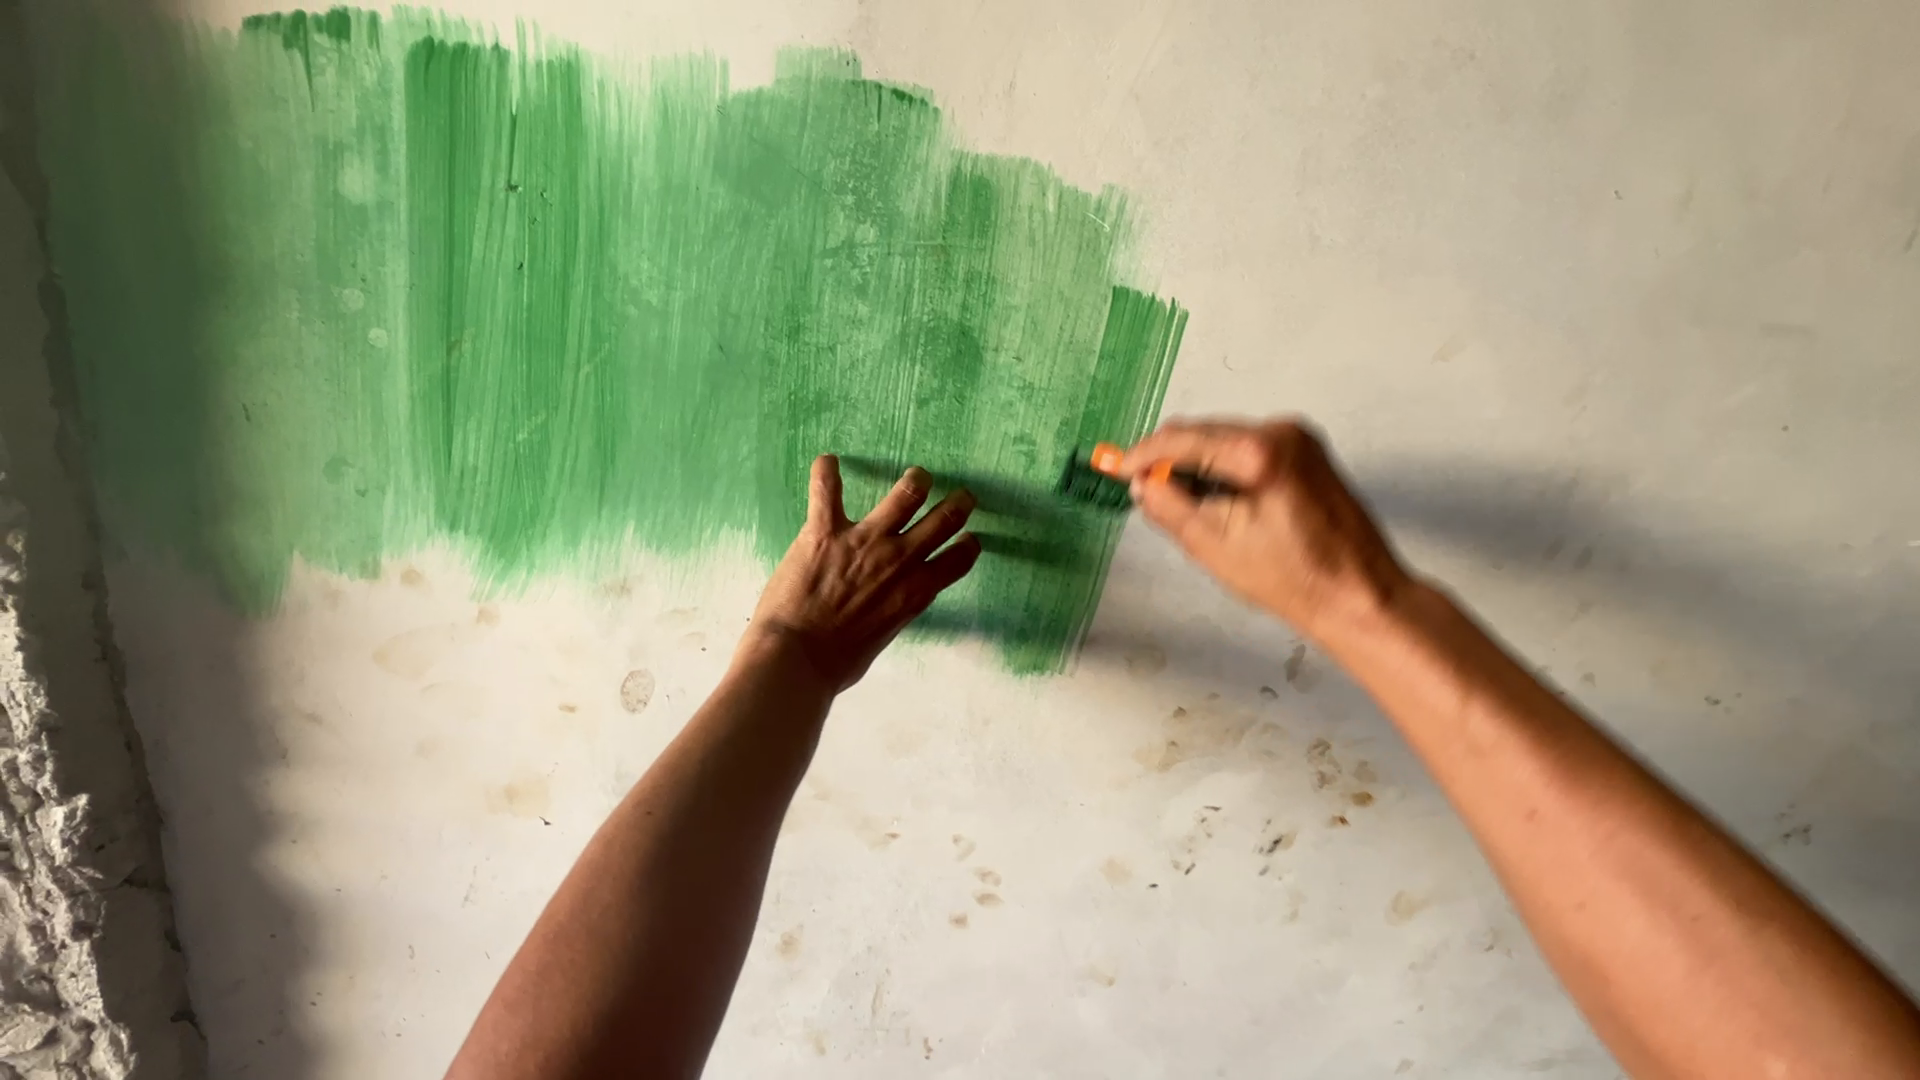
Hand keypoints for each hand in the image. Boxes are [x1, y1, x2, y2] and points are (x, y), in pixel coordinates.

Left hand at [741, 456, 981, 692]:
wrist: (796, 659)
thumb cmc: (838, 662)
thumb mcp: (883, 637)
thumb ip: (893, 611)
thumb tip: (888, 605)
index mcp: (915, 591)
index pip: (958, 559)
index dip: (968, 545)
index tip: (969, 538)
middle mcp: (900, 559)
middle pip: (944, 519)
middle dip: (958, 503)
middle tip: (962, 496)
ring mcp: (864, 540)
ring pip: (906, 493)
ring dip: (916, 481)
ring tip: (917, 478)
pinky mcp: (825, 531)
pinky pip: (827, 490)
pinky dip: (827, 472)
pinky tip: (829, 462)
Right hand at [1120, 418, 1410, 643]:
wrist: (1357, 594)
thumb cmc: (1299, 579)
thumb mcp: (1212, 546)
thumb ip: (1169, 506)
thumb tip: (1143, 485)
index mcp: (1259, 452)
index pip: (1181, 438)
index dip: (1143, 455)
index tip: (1120, 468)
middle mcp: (1282, 433)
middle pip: (1201, 433)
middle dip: (1169, 461)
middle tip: (1146, 491)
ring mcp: (1298, 438)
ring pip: (1222, 439)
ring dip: (1196, 465)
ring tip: (1188, 508)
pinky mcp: (1305, 451)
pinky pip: (1246, 447)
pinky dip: (1223, 468)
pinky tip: (1220, 501)